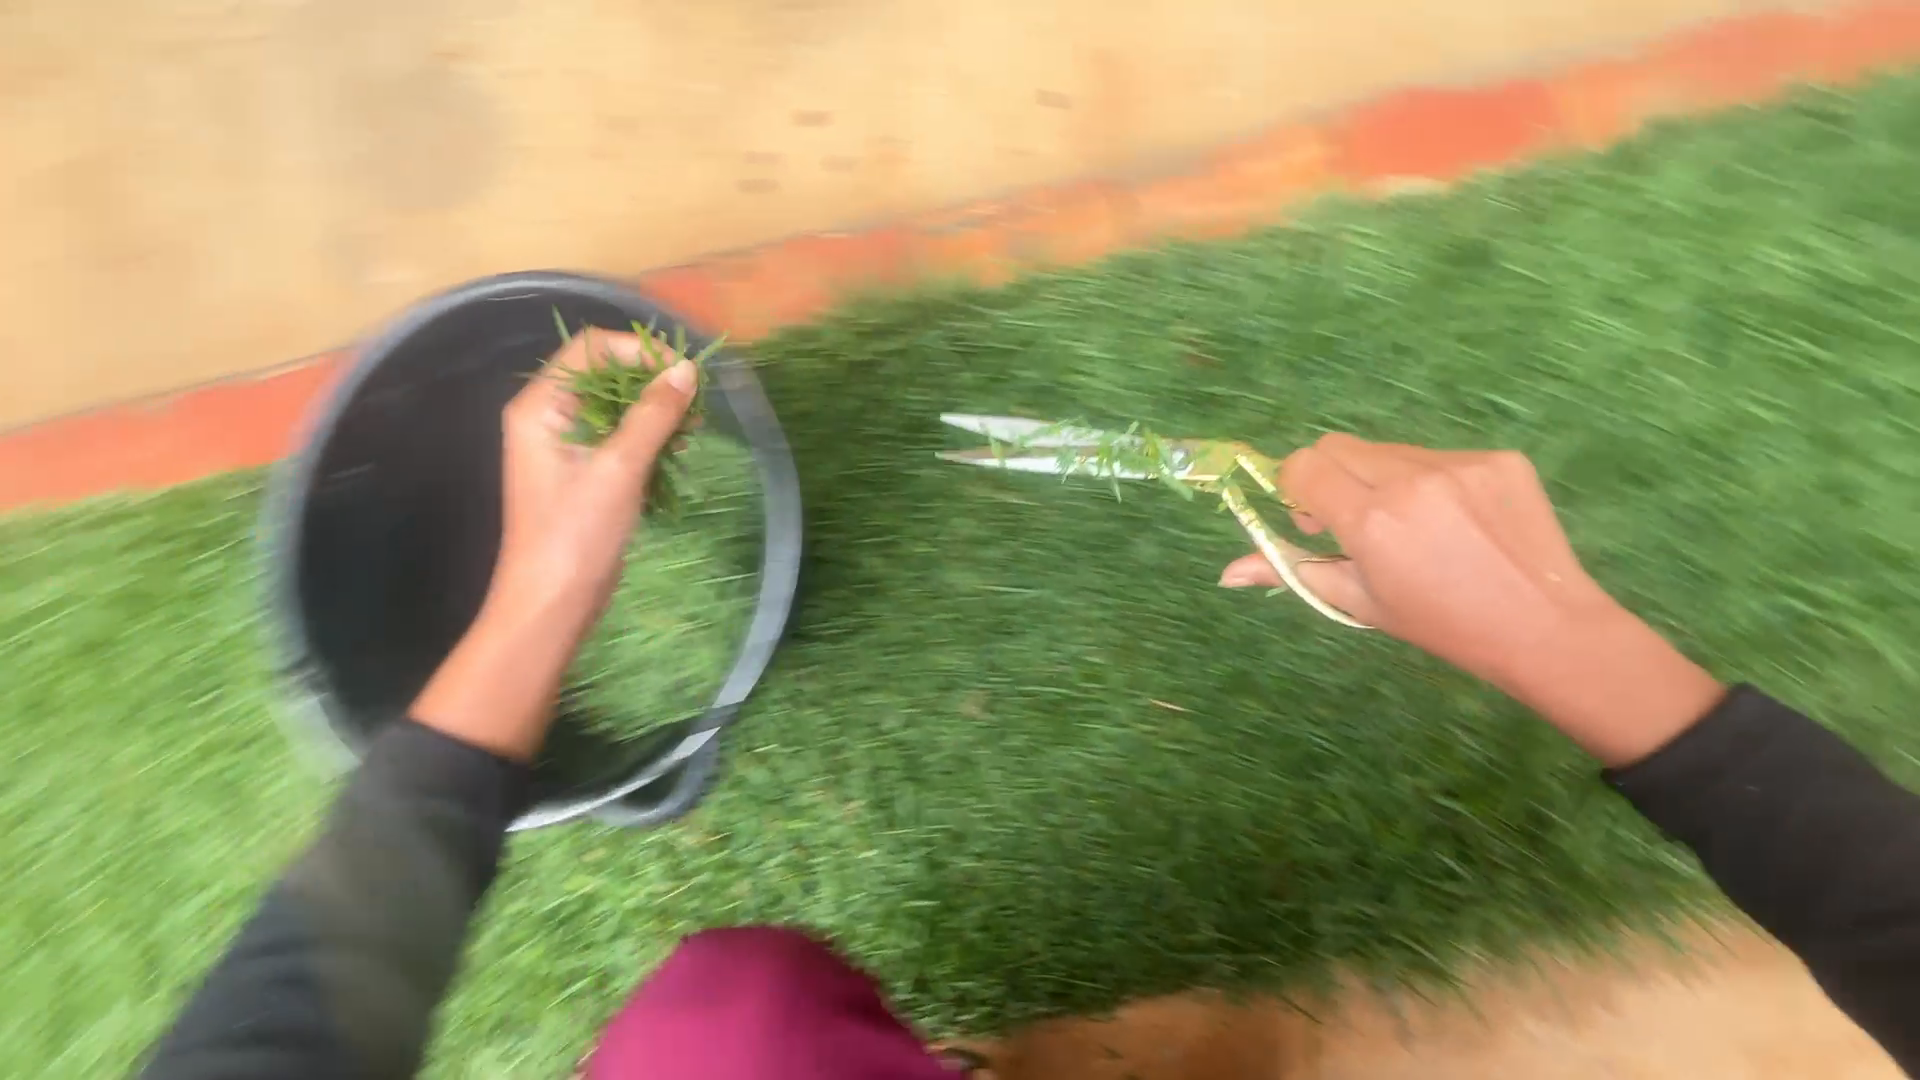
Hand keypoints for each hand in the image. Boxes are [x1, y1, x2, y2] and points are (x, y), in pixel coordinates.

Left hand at [489, 328, 698, 632]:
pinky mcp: (588, 472)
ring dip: (658, 411)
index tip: (684, 372)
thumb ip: (653, 415)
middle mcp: (551, 417)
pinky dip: (652, 438)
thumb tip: (686, 370)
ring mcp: (569, 446)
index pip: (591, 349)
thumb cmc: (576, 533)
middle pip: (607, 374)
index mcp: (542, 407)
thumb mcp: (620, 468)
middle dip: (654, 382)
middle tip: (695, 403)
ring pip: (620, 407)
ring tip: (693, 429)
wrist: (554, 601)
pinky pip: (623, 438)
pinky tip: (678, 449)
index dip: (639, 350)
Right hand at [1219, 434, 1721, 766]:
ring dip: (1378, 478)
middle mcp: (1409, 480)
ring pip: (1384, 450)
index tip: (1313, 521)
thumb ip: (1288, 572)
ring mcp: (1458, 464)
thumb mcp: (1356, 602)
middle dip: (1328, 477)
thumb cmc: (1438, 623)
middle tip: (1353, 520)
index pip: (1302, 466)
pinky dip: (1425, 480)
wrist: (1544, 626)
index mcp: (1370, 520)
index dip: (1294, 488)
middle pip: (1335, 446)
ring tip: (1412, 524)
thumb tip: (1225, 574)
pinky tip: (1454, 519)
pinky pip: (1434, 455)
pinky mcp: (1496, 457)